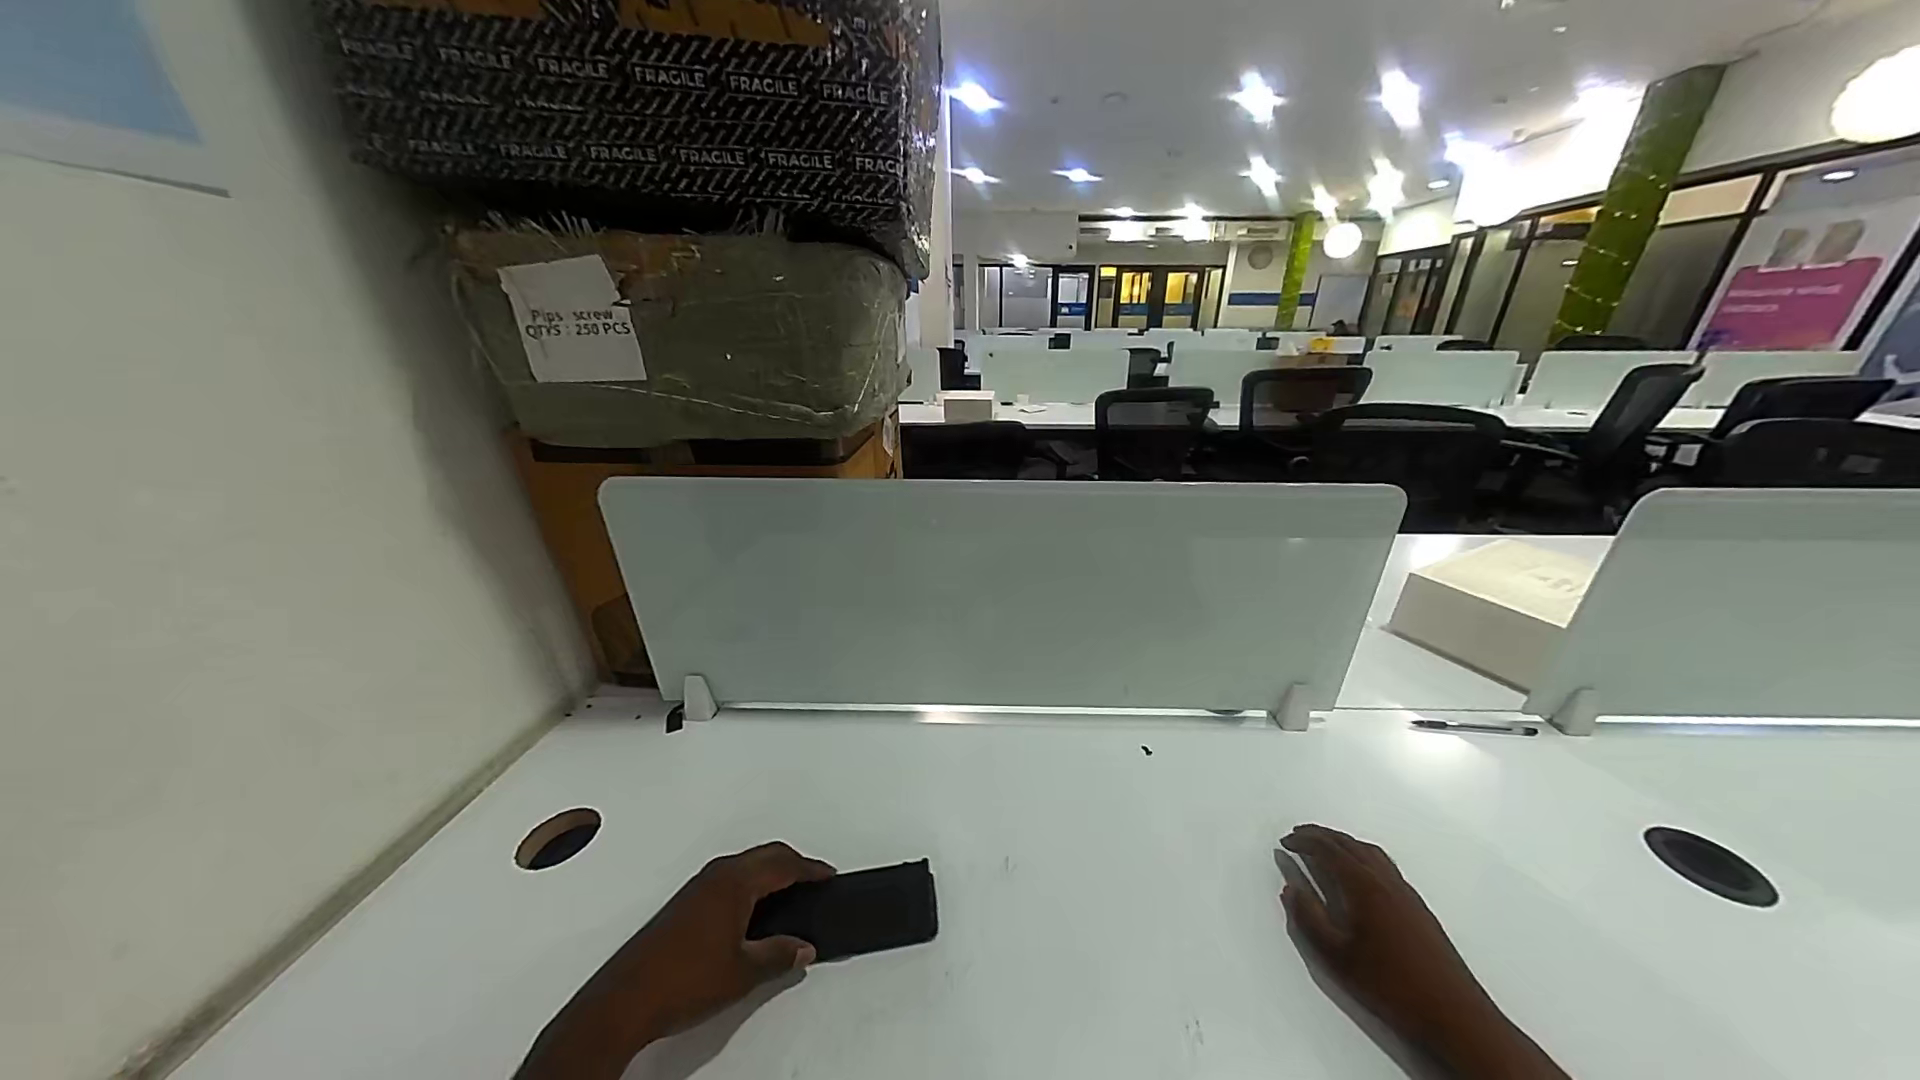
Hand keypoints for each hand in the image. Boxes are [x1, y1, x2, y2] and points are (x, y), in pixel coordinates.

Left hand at [516, 842, 835, 1079]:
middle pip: (765, 856)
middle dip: (793, 864)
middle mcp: (716, 876)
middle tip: (813, 877)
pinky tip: (752, 908)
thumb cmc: (678, 982)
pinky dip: (749, 882)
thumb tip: (800, 948)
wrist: (625, 1002)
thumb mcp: (744, 972)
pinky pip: (728, 877)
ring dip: (769, 871)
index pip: (784, 864)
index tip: (826, 874)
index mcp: (735, 882)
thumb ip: (779, 954)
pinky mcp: (685, 903)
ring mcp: (697, 887)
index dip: (811, 869)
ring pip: (746, 865)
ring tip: (787, 891)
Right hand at [1280, 825, 1494, 1039]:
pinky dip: (1362, 855)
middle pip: (1349, 844)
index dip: (1303, 842)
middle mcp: (1386, 882)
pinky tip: (1359, 871)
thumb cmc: (1391, 987)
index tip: (1286, 841)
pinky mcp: (1419, 908)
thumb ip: (1307, 917)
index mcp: (1363, 886)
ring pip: (1369, 852)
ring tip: (1325, 846)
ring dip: (1343, 842)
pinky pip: (1384, 864)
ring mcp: (1406, 894)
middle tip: (1300, 834)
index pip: (1328, 850)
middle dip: (1321, 835)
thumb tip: (1291, 890)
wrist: (1454, 1017)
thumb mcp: (1334, 955)